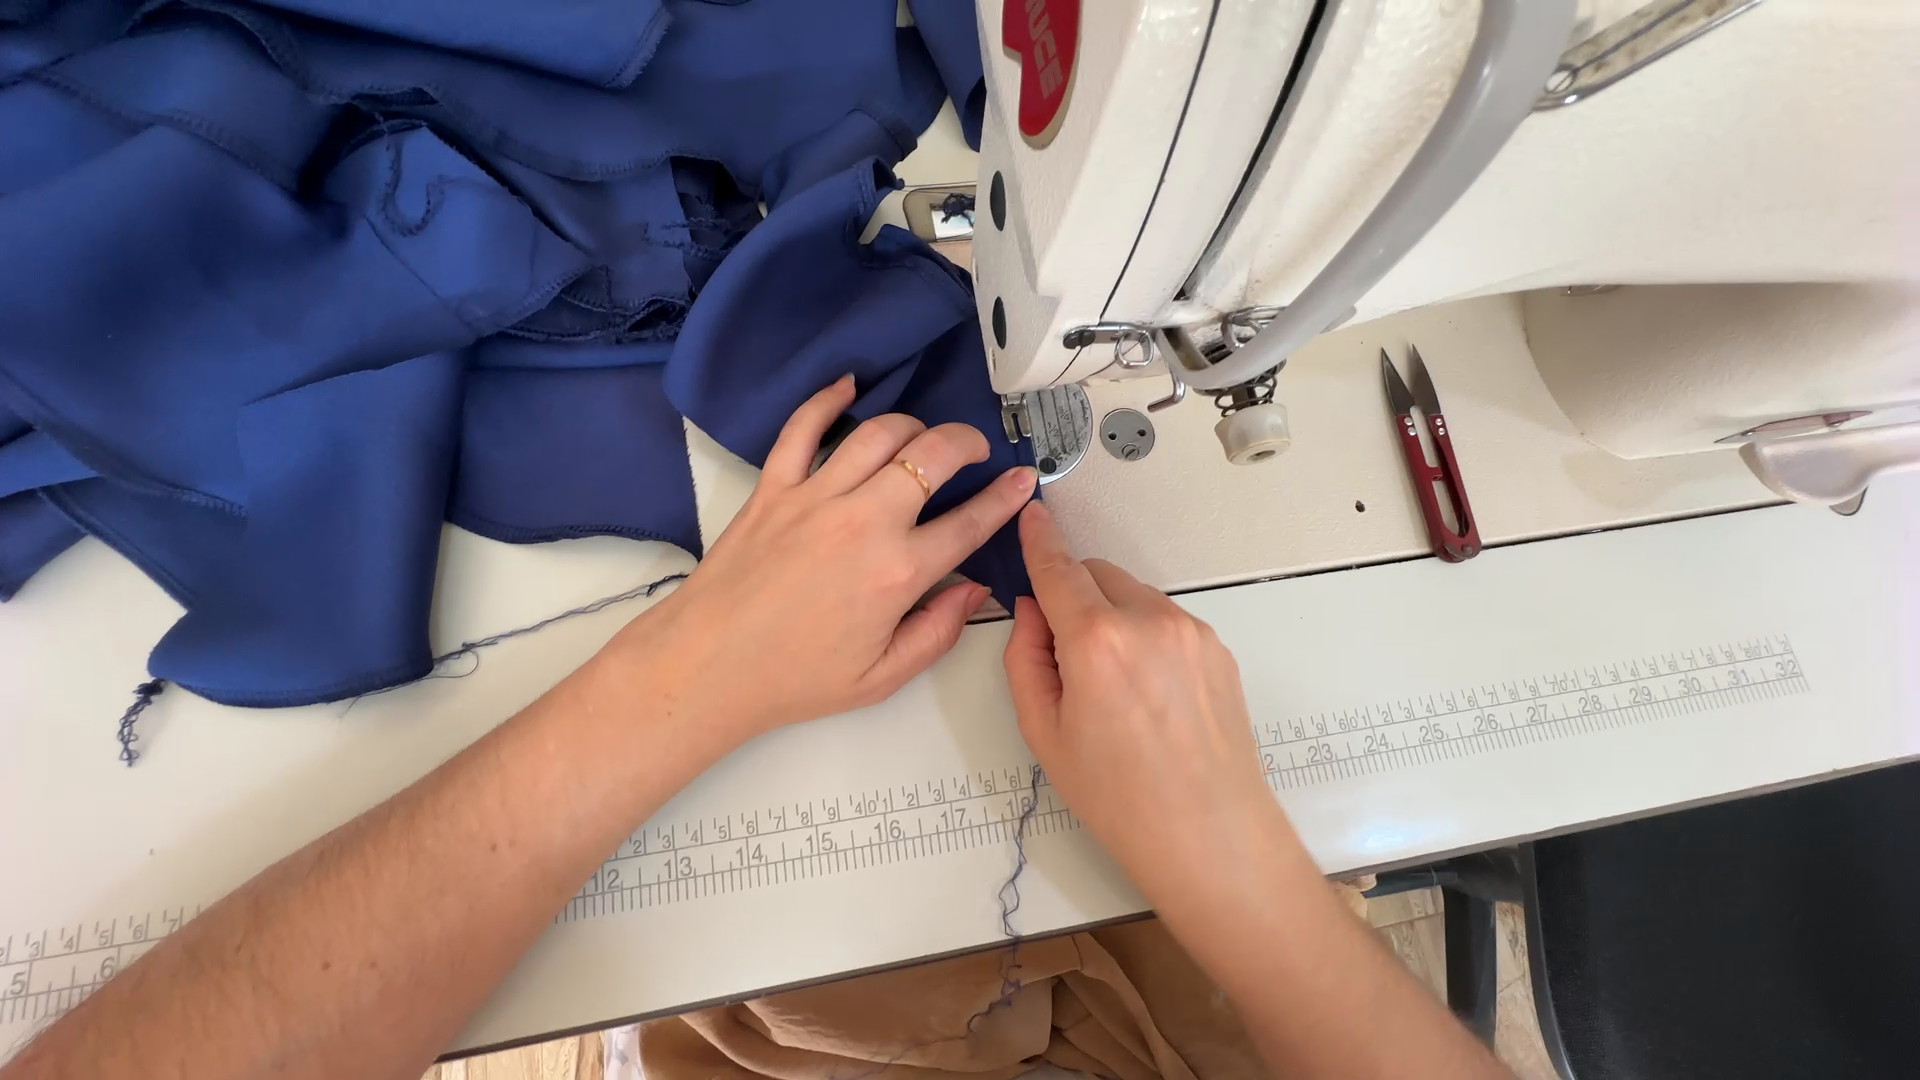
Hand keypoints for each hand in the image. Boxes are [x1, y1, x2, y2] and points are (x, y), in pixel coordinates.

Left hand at [620, 375, 1035, 746]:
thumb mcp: (883, 676)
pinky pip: (801, 428)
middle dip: (966, 443)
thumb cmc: (796, 679)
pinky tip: (848, 387)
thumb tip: (975, 590)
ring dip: (913, 425)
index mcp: (898, 573)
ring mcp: (815, 497)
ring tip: (925, 437)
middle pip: (932, 456)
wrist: (707, 667)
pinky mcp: (773, 488)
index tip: (1023, 481)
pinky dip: (827, 401)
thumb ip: (939, 631)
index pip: (970, 523)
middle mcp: (864, 522)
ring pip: (878, 434)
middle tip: (975, 451)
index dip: (1005, 498)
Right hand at [1003, 501, 1284, 905]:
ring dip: (1110, 614)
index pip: (1057, 569)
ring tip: (1115, 684)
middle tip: (1066, 652)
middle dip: (1073, 593)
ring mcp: (1190, 630)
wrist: (1211, 836)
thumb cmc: (1117, 796)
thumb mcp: (1044, 731)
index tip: (1032, 513)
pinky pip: (1164, 619)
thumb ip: (1025, 657)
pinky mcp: (1216, 646)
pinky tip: (1150, 691)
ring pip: (1132, 594)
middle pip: (1096, 573)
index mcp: (1096, 641)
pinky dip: (1144, 633)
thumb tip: (1032, 611)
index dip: (1039, 538)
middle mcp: (1148, 620)